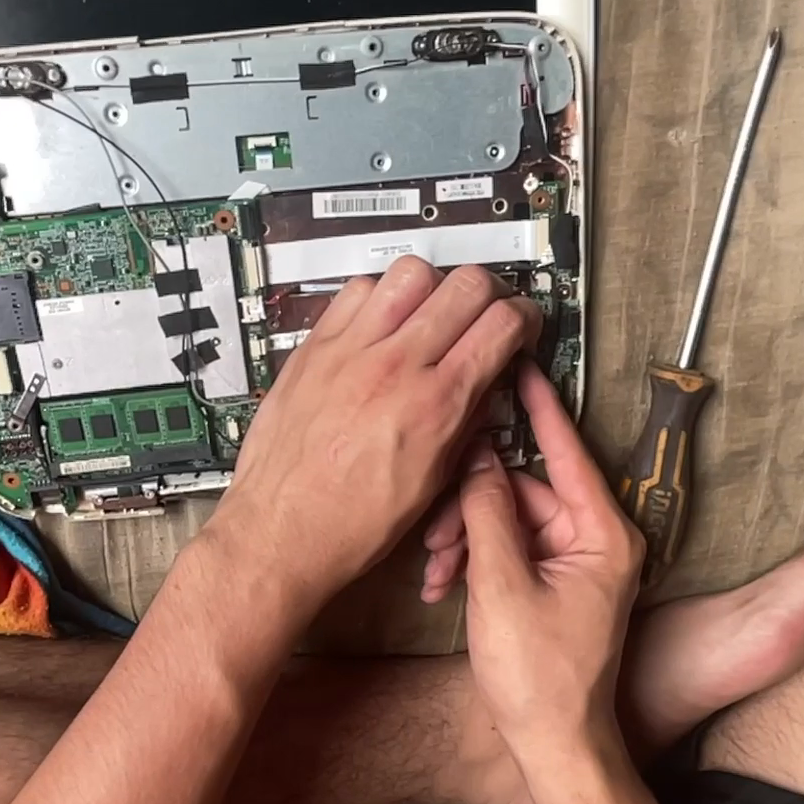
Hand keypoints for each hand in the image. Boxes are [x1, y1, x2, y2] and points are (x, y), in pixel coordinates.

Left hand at [203, 257, 540, 616]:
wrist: (279, 531)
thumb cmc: (349, 523)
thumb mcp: (432, 483)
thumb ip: (465, 421)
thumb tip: (485, 380)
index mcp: (435, 406)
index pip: (502, 324)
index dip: (525, 319)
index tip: (520, 326)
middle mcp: (395, 367)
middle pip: (466, 284)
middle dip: (490, 295)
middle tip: (484, 315)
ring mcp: (350, 351)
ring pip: (412, 272)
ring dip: (434, 287)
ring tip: (431, 314)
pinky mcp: (315, 348)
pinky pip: (357, 291)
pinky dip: (380, 297)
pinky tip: (382, 324)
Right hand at [448, 360, 645, 753]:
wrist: (552, 746)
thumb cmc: (539, 678)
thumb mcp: (502, 587)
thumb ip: (487, 513)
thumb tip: (475, 457)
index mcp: (602, 536)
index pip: (567, 453)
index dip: (539, 408)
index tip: (519, 368)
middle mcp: (592, 540)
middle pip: (522, 491)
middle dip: (471, 509)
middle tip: (436, 535)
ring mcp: (571, 561)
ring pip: (506, 518)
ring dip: (465, 538)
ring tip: (437, 573)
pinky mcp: (549, 579)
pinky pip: (506, 547)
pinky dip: (473, 559)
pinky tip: (445, 584)